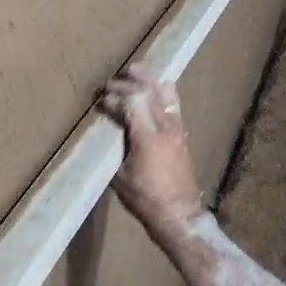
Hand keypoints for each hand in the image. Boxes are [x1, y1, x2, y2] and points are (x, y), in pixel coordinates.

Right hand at [99, 66, 204, 238]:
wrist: (178, 214)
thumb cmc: (145, 199)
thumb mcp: (120, 176)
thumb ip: (117, 148)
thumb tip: (112, 133)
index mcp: (147, 137)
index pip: (132, 102)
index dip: (115, 98)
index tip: (102, 101)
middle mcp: (166, 128)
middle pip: (150, 92)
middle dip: (130, 83)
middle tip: (114, 81)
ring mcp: (178, 131)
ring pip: (167, 95)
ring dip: (150, 81)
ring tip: (137, 71)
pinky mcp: (183, 137)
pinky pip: (175, 106)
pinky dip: (163, 94)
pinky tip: (157, 90)